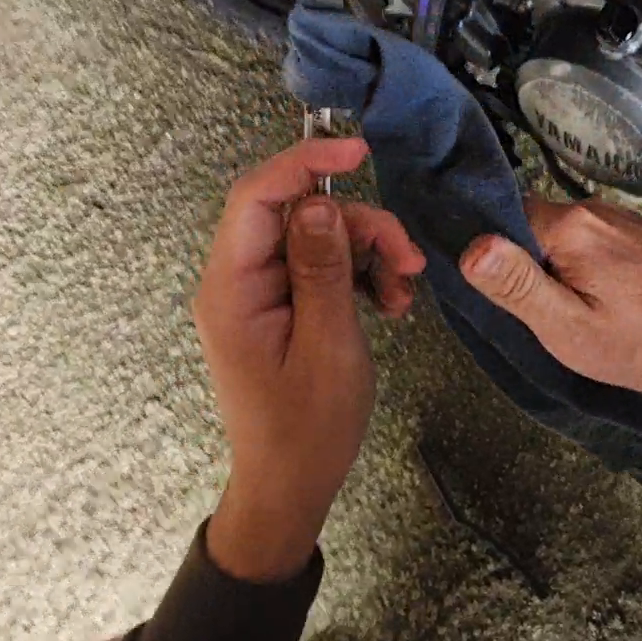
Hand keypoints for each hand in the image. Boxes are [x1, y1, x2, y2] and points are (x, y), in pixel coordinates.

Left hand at [191, 138, 425, 580]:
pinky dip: (362, 275)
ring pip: (320, 237)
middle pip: (299, 215)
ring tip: (404, 292)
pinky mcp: (284, 304)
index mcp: (233, 287)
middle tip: (408, 259)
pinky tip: (390, 302)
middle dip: (360, 226)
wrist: (292, 487)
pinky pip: (324, 265)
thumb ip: (322, 270)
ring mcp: (262, 292)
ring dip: (369, 253)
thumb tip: (318, 205)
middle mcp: (240, 279)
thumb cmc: (308, 428)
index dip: (304, 163)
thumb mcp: (327, 346)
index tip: (359, 153)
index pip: (258, 197)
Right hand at [459, 198, 641, 443]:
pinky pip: (601, 241)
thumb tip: (470, 245)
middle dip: (530, 264)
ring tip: (578, 312)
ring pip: (570, 235)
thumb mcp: (570, 328)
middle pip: (537, 225)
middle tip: (541, 314)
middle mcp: (598, 209)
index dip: (494, 254)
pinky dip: (592, 266)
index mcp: (570, 225)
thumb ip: (518, 285)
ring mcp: (628, 220)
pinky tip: (610, 301)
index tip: (499, 292)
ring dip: (562, 266)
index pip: (504, 218)